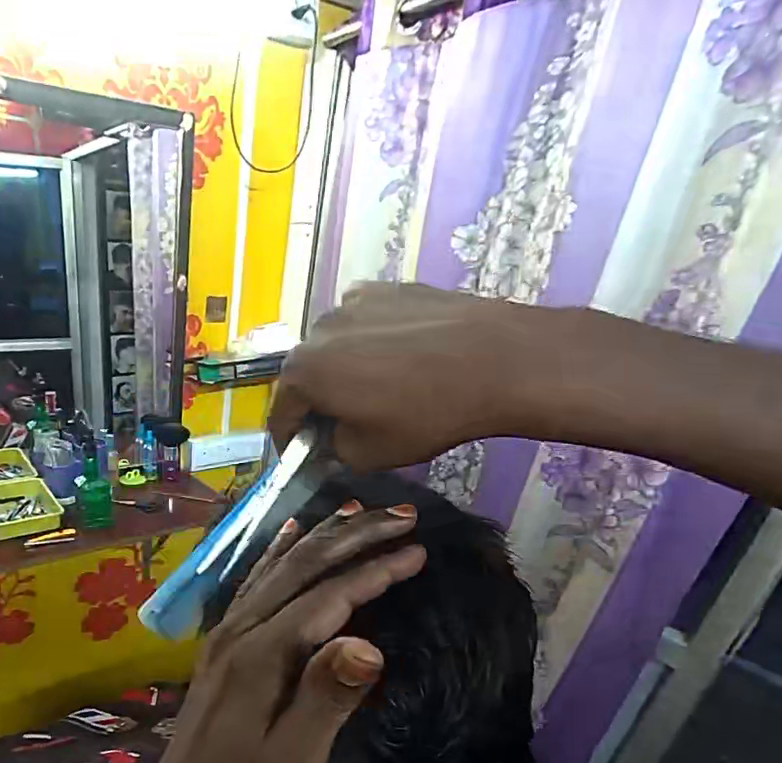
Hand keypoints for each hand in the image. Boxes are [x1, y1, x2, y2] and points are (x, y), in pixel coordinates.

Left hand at [117, 502, 426, 762]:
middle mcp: (238, 632)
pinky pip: (252, 585)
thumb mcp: (293, 760)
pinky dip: (276, 555)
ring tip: (356, 512)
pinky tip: (288, 538)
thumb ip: (327, 697)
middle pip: (299, 568)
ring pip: (276, 569)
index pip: (326, 597)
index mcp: (260, 656)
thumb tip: (370, 641)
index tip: (419, 550)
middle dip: (351, 538)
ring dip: (318, 539)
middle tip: (401, 516)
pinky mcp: (220, 647)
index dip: (373, 572)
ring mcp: (224, 636)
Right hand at [269, 283, 560, 469]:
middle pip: (305, 375)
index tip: (305, 456)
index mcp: (303, 371)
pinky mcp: (389, 288)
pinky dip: (370, 343)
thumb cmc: (425, 414)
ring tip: (377, 389)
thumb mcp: (367, 454)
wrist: (501, 360)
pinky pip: (365, 323)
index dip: (290, 441)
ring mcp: (354, 301)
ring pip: (334, 347)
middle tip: (342, 425)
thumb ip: (332, 450)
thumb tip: (329, 441)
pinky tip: (401, 359)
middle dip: (316, 402)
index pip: (280, 415)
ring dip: (342, 370)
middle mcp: (317, 329)